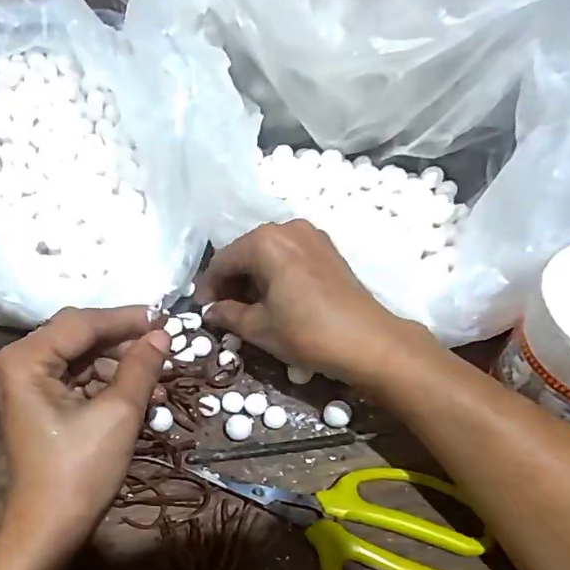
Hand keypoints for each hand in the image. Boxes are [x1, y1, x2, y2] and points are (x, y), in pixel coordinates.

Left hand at [0, 306, 170, 568]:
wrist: (50, 528)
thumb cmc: (80, 471)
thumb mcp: (118, 414)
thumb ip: (141, 367)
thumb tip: (163, 335)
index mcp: (25, 359)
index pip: (82, 323)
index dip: (126, 319)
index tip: (167, 319)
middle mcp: (19, 364)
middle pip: (80, 337)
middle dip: (124, 343)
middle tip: (166, 347)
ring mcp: (28, 386)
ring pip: (82, 359)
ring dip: (121, 366)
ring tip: (160, 380)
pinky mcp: (40, 406)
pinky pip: (78, 382)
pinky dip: (108, 386)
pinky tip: (143, 395)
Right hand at [194, 220, 428, 387]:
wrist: (367, 341)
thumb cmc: (306, 333)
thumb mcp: (259, 328)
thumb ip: (228, 315)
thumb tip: (211, 312)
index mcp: (266, 242)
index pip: (223, 260)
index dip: (209, 286)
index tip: (202, 310)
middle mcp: (288, 228)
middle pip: (245, 252)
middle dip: (230, 281)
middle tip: (222, 311)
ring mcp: (311, 236)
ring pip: (267, 254)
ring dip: (252, 279)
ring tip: (246, 309)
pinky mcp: (327, 250)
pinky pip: (288, 257)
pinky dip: (274, 275)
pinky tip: (272, 300)